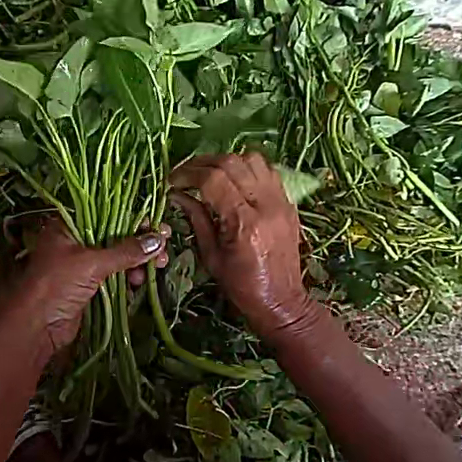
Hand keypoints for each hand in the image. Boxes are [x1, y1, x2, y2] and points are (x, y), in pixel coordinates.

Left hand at [0, 218, 169, 360]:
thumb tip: (157, 240)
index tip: (159, 227)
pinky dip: (129, 277)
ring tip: (157, 268)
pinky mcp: (88, 284)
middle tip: (163, 251)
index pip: (109, 213)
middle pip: (117, 235)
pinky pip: (115, 275)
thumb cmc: (56, 285)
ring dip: (138, 262)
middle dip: (141, 243)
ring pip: (118, 257)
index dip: (135, 219)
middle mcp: (76, 240)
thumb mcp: (92, 263)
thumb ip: (126, 251)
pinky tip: (141, 282)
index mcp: (69, 225)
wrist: (34, 327)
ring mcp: (82, 264)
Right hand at [169, 153, 322, 342]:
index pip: (213, 179)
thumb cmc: (242, 286)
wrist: (281, 301)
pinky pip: (268, 171)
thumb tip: (177, 195)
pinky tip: (235, 180)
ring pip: (252, 159)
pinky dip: (248, 168)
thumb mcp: (211, 256)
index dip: (188, 174)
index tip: (173, 180)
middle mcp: (266, 205)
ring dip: (227, 161)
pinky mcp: (289, 203)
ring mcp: (281, 201)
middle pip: (232, 162)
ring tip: (210, 174)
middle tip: (186, 174)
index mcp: (244, 223)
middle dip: (203, 163)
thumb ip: (196, 219)